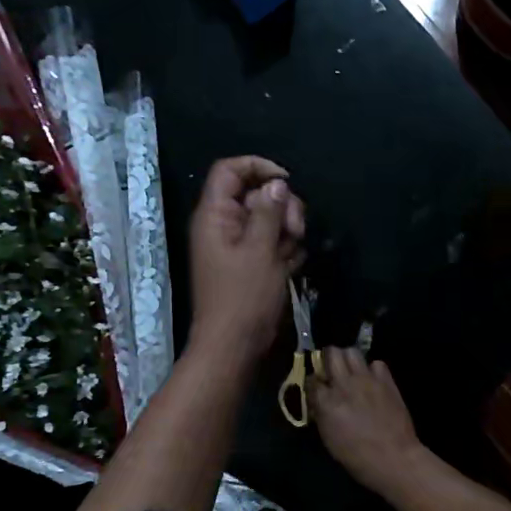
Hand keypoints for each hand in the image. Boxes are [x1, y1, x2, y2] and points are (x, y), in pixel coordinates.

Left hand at [187, 156, 304, 362]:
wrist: (236, 342)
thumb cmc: (244, 296)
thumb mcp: (261, 250)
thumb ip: (269, 213)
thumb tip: (277, 184)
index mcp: (215, 216)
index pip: (230, 171)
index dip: (259, 167)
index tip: (288, 181)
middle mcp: (224, 224)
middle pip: (257, 193)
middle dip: (283, 206)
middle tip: (295, 229)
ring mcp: (239, 244)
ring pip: (270, 218)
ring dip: (288, 230)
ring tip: (292, 252)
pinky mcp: (253, 262)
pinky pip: (274, 241)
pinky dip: (287, 249)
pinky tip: (291, 265)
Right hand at [311, 347, 427, 485]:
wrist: (393, 455)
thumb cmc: (356, 455)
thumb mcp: (328, 437)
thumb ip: (321, 413)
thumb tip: (318, 400)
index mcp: (327, 402)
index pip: (311, 379)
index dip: (313, 382)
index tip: (316, 386)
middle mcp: (345, 384)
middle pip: (332, 354)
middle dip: (328, 358)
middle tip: (331, 369)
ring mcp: (368, 379)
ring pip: (353, 352)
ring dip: (348, 359)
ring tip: (350, 371)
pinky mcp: (387, 380)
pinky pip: (377, 363)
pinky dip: (372, 369)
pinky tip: (372, 380)